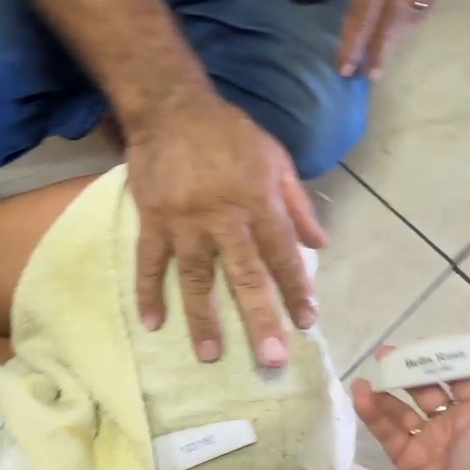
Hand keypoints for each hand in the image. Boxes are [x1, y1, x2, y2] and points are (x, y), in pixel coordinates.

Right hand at [124, 92, 326, 367]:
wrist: (172, 109)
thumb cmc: (229, 133)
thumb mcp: (275, 159)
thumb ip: (297, 204)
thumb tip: (321, 244)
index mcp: (258, 201)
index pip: (283, 255)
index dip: (296, 290)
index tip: (306, 323)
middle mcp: (224, 217)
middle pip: (244, 275)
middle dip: (259, 318)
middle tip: (269, 360)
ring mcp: (184, 221)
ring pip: (195, 277)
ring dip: (202, 318)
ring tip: (209, 355)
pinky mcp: (153, 220)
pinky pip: (150, 261)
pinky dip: (148, 291)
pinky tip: (152, 323)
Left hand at [292, 0, 469, 78]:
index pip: (360, 18)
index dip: (350, 45)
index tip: (343, 68)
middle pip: (387, 27)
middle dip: (376, 54)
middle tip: (367, 78)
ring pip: (408, 20)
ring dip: (394, 43)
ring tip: (382, 62)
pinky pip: (426, 7)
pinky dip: (413, 23)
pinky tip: (404, 31)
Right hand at [351, 345, 469, 469]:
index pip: (464, 378)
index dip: (446, 359)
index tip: (425, 344)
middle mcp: (457, 427)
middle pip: (430, 390)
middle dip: (410, 371)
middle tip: (385, 354)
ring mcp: (430, 444)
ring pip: (405, 409)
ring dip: (387, 391)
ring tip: (368, 373)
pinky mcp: (408, 462)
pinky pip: (388, 431)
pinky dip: (374, 413)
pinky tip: (360, 395)